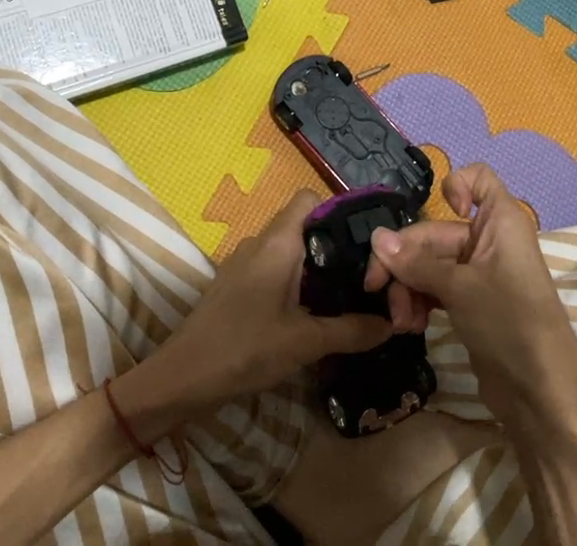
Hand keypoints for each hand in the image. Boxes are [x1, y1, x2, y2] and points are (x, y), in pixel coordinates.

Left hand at [147, 192, 395, 413]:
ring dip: (317, 268)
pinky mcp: (236, 286)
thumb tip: (393, 325)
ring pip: (290, 251)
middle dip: (337, 247)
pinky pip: (274, 270)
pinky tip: (313, 314)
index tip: (368, 241)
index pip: (310, 199)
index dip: (340, 211)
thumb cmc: (245, 349)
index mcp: (277, 243)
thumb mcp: (306, 343)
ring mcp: (244, 264)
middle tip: (368, 276)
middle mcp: (260, 243)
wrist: (183, 376)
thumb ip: (352, 331)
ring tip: (349, 296)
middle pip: (304, 227)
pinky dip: (296, 283)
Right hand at [364, 165, 576, 426]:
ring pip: (429, 263)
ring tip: (400, 321)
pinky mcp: (470, 303)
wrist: (541, 395)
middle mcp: (490, 241)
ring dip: (407, 286)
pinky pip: (434, 288)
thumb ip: (415, 263)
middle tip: (375, 288)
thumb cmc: (510, 324)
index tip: (440, 209)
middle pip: (435, 231)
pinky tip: (408, 325)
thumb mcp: (459, 289)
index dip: (456, 184)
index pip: (479, 179)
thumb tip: (374, 238)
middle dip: (404, 259)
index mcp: (500, 223)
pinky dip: (418, 300)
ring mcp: (479, 274)